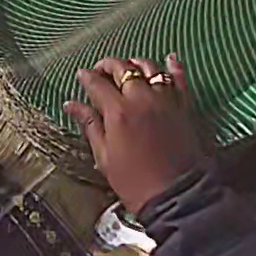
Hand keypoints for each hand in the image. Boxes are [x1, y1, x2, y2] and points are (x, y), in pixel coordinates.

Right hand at [66, 55, 204, 212]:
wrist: (178, 196)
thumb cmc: (135, 181)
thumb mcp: (105, 156)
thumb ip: (90, 124)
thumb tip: (71, 104)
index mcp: (118, 111)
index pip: (97, 83)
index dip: (87, 77)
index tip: (82, 75)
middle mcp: (141, 98)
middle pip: (122, 68)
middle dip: (108, 65)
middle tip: (101, 70)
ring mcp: (165, 98)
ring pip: (149, 67)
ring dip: (135, 63)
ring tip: (129, 67)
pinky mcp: (184, 104)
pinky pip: (179, 78)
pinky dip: (175, 66)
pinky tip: (170, 59)